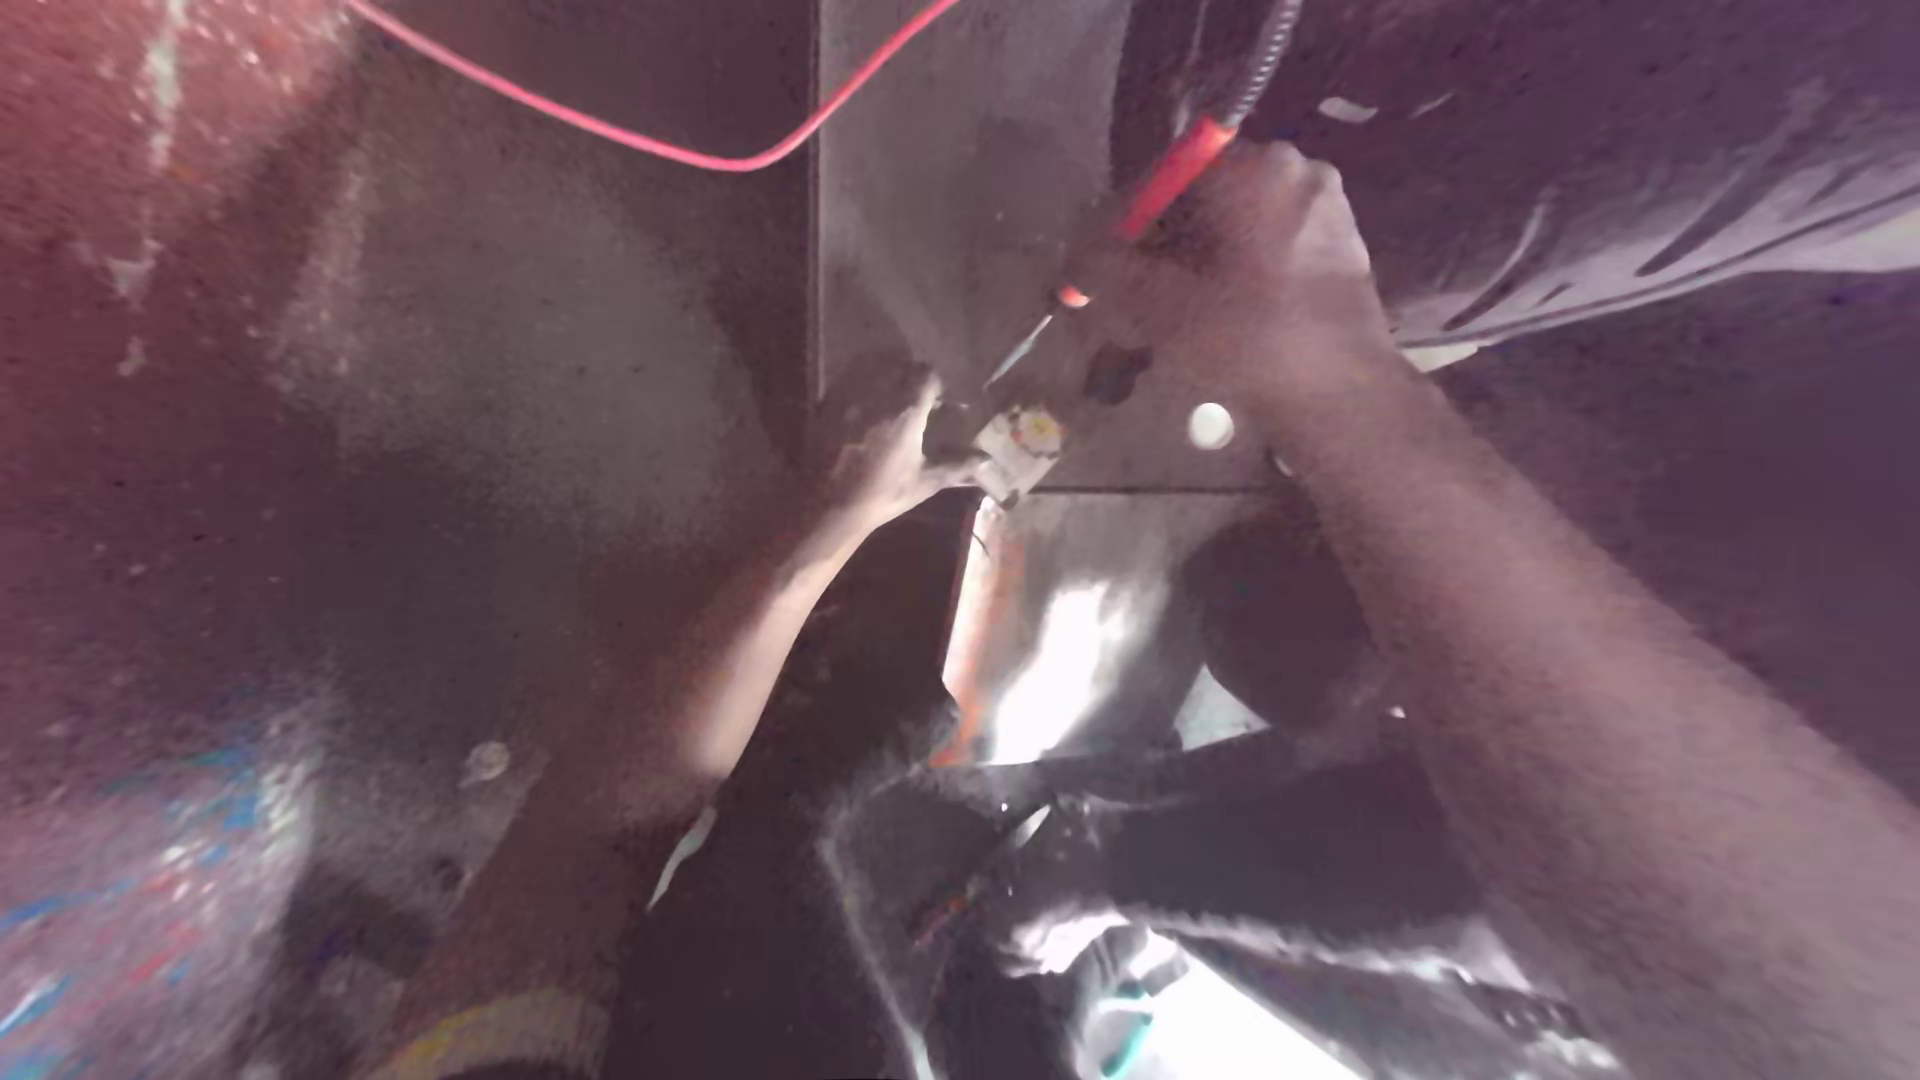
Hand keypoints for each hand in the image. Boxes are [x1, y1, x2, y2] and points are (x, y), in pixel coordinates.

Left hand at [812, 357, 979, 534]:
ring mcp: (851, 394)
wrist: (828, 505)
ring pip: (874, 364)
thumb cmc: (882, 495)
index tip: (939, 400)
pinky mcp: (828, 401)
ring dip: (888, 372)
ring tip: (892, 393)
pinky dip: (863, 379)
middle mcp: (879, 393)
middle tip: (918, 396)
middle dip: (913, 375)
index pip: (927, 375)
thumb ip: (957, 466)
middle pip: (902, 364)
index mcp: (907, 410)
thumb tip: (986, 459)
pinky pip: (850, 376)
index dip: (936, 384)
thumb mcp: (925, 482)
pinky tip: (866, 400)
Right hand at [1075, 142, 1396, 404]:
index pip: (1164, 174)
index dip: (1120, 219)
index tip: (1096, 263)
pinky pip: (1257, 245)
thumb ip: (1112, 273)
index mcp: (1256, 170)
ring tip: (1159, 310)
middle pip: (1197, 198)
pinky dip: (1221, 270)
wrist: (1338, 395)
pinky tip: (1206, 313)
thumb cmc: (1249, 342)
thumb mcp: (1166, 309)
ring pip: (1226, 226)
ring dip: (1184, 261)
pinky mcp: (1332, 247)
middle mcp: (1294, 171)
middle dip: (1152, 244)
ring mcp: (1321, 209)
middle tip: (1124, 292)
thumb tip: (1075, 256)